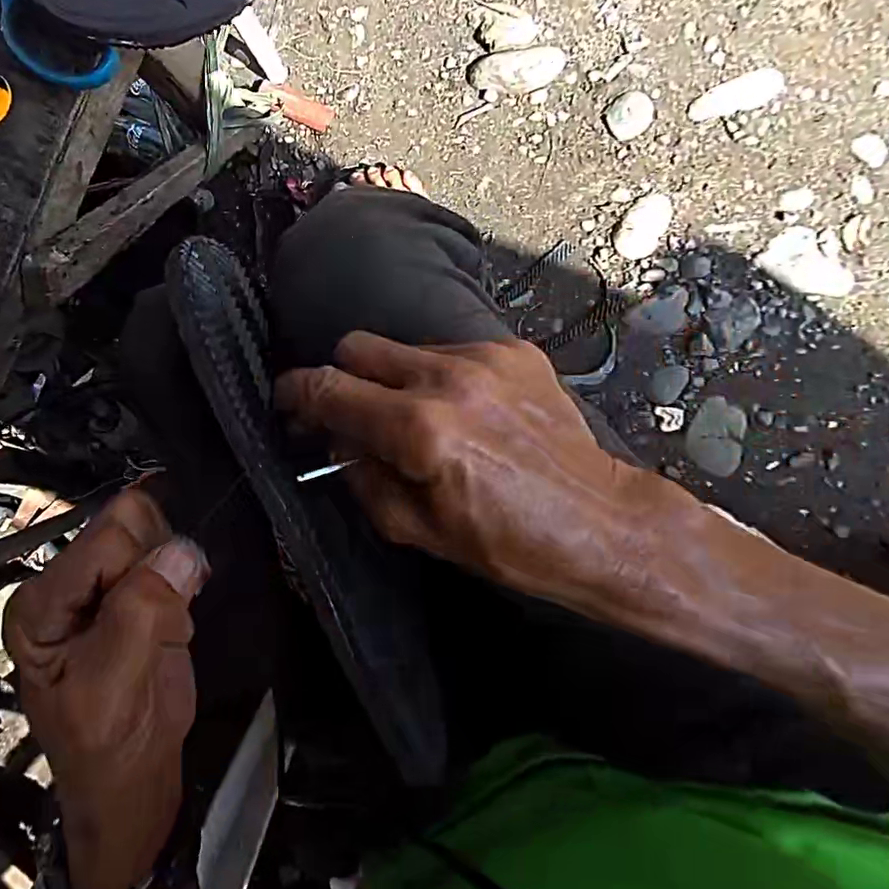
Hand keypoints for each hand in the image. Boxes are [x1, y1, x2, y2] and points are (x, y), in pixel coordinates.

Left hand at [4, 489, 209, 888]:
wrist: (132, 778)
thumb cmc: (105, 746)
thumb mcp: (111, 687)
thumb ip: (141, 614)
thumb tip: (180, 552)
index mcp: (41, 602)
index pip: (103, 542)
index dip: (139, 568)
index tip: (156, 611)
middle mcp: (67, 583)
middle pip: (125, 525)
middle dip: (156, 562)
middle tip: (161, 615)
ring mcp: (103, 583)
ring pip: (152, 530)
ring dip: (173, 571)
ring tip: (165, 623)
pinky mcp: (135, 589)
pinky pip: (170, 552)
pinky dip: (184, 579)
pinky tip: (174, 621)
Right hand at [275, 332, 688, 609]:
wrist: (602, 524)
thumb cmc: (507, 542)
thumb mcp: (414, 528)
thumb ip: (361, 477)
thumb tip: (338, 442)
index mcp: (419, 430)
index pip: (329, 389)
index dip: (294, 393)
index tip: (286, 402)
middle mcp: (447, 380)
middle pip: (355, 346)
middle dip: (339, 377)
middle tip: (346, 412)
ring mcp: (485, 359)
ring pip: (401, 346)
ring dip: (389, 377)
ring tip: (413, 416)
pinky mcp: (514, 352)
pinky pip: (447, 350)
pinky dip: (436, 376)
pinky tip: (461, 409)